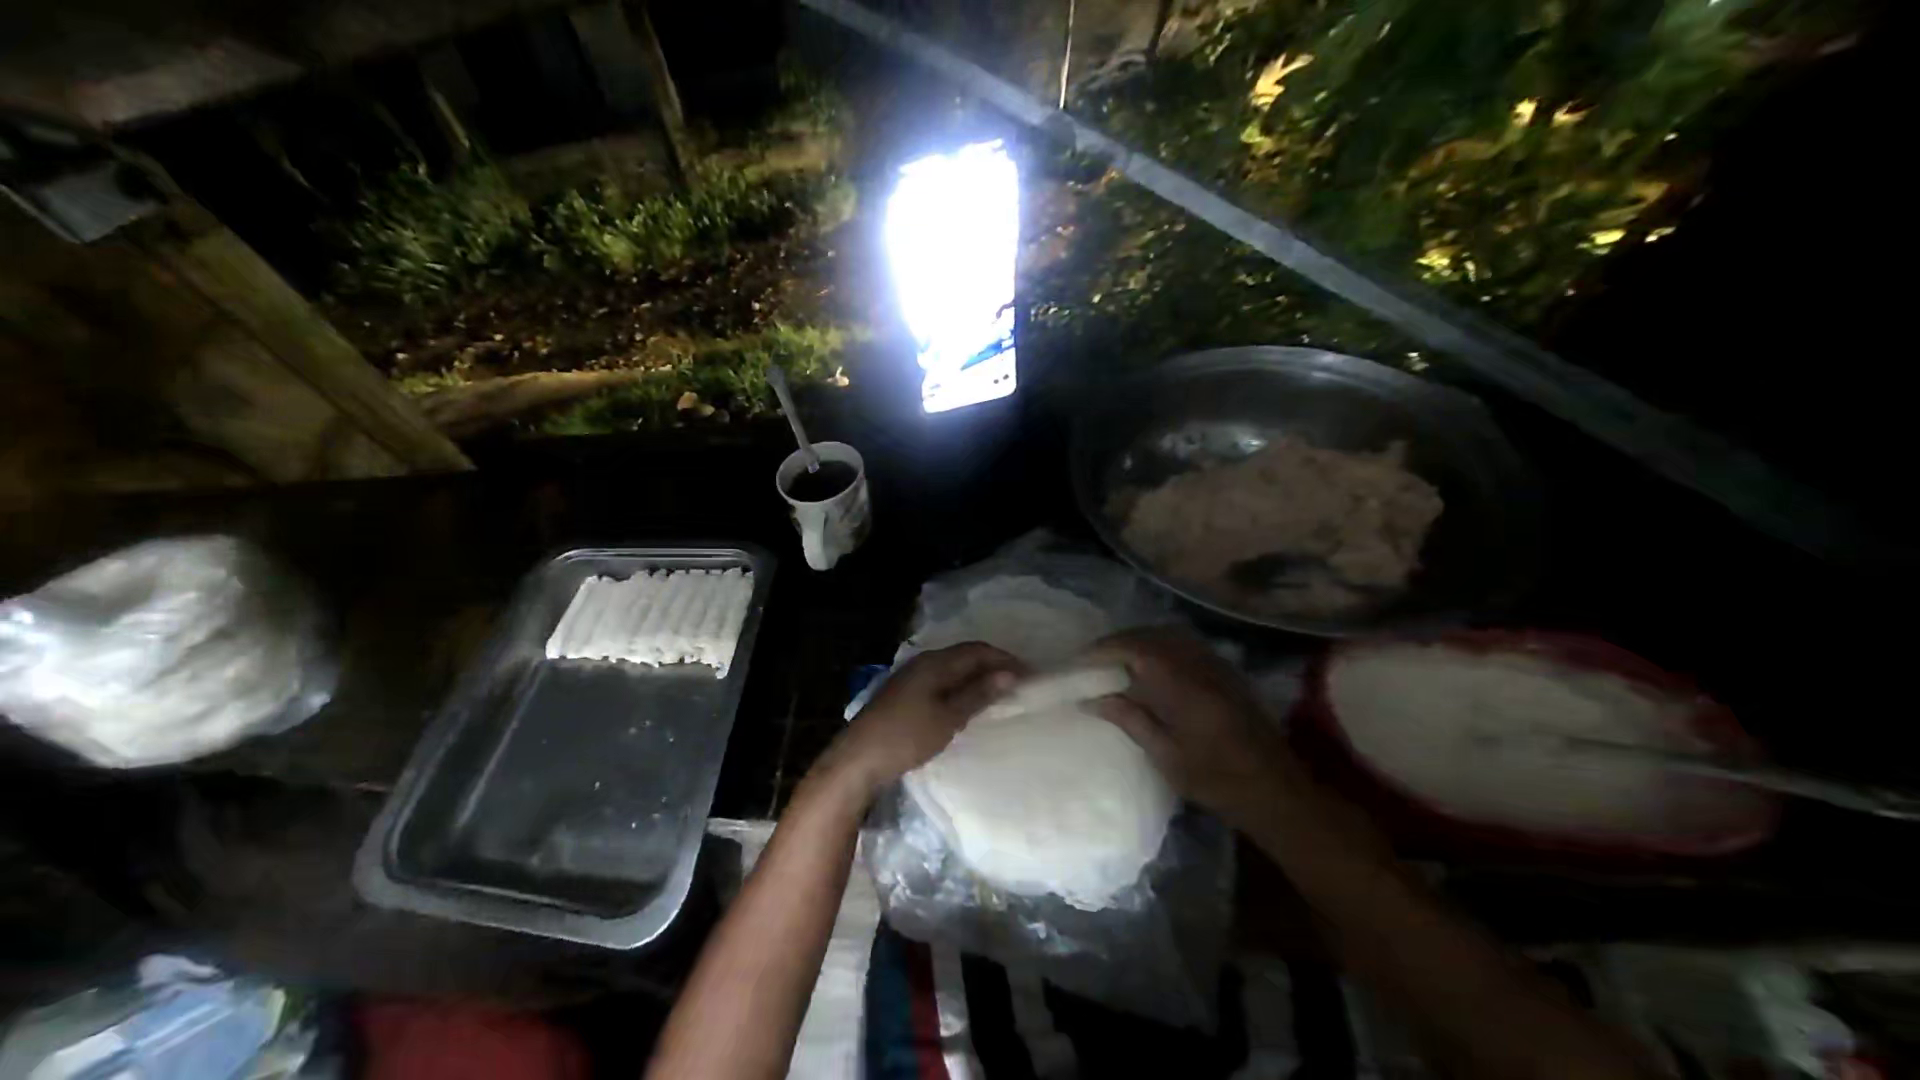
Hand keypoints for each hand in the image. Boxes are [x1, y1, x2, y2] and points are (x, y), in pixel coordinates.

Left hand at [814, 642, 1023, 800]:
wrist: (857, 760)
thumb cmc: (906, 737)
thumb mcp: (948, 717)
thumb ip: (978, 694)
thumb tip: (1009, 673)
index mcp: (935, 662)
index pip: (978, 650)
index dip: (1006, 659)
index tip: (1032, 674)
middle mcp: (922, 662)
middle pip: (965, 655)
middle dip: (993, 665)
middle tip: (1020, 682)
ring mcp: (911, 677)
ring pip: (953, 668)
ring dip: (977, 676)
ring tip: (1000, 692)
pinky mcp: (904, 694)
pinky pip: (942, 680)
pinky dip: (961, 686)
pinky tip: (968, 702)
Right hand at [1085, 629, 1288, 822]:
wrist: (1278, 792)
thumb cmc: (1218, 782)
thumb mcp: (1167, 757)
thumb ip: (1131, 720)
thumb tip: (1093, 700)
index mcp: (1185, 688)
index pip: (1138, 650)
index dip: (1106, 649)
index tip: (1081, 660)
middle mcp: (1203, 667)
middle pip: (1154, 636)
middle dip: (1120, 641)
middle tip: (1094, 659)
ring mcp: (1219, 667)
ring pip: (1172, 636)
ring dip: (1141, 640)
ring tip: (1117, 660)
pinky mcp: (1228, 673)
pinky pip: (1188, 645)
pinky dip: (1162, 647)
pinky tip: (1151, 667)